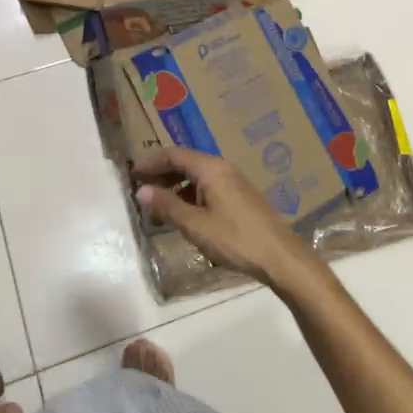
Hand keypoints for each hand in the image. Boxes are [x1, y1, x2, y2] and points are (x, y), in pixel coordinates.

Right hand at [133, 145, 322, 288]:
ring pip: (196, 176)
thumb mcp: (195, 225)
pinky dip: (190, 196)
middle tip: (142, 193)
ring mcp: (233, 181)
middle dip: (161, 176)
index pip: (173, 155)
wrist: (280, 257)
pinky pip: (208, 187)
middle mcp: (222, 168)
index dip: (150, 163)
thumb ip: (168, 206)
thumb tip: (142, 190)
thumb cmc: (235, 239)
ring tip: (159, 210)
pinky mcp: (239, 196)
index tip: (132, 176)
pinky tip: (184, 216)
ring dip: (175, 188)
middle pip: (185, 163)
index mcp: (210, 168)